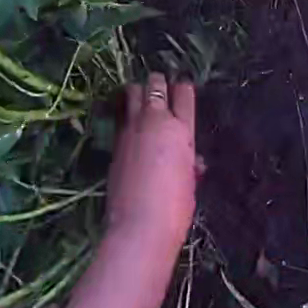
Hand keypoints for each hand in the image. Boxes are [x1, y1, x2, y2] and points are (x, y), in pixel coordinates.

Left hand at [105, 73, 197, 250]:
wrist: (140, 226)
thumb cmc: (175, 208)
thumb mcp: (189, 183)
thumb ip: (189, 164)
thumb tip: (193, 161)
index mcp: (181, 129)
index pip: (183, 93)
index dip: (183, 86)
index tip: (181, 85)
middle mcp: (156, 120)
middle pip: (155, 84)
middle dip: (157, 82)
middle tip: (160, 86)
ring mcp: (132, 128)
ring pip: (133, 91)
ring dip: (138, 90)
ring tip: (141, 95)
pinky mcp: (115, 140)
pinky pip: (120, 114)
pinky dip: (124, 110)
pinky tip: (127, 117)